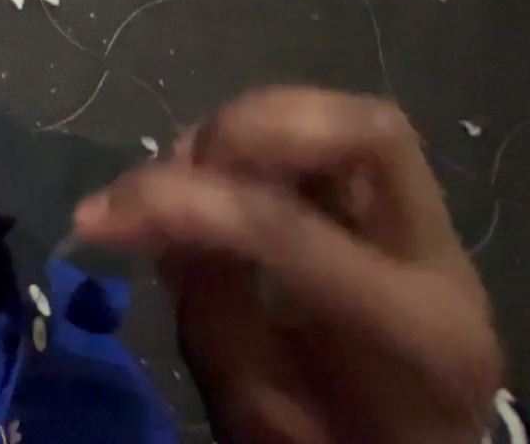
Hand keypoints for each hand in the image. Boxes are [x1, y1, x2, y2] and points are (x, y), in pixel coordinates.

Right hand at [72, 87, 501, 443]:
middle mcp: (434, 260)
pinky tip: (206, 178)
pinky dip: (247, 140)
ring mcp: (421, 225)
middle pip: (361, 131)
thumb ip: (209, 305)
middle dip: (243, 129)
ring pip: (338, 117)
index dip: (180, 205)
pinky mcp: (388, 206)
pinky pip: (318, 135)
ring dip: (236, 131)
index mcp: (419, 335)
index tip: (95, 216)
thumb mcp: (256, 406)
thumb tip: (149, 215)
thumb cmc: (328, 443)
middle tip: (167, 168)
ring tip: (176, 179)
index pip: (288, 230)